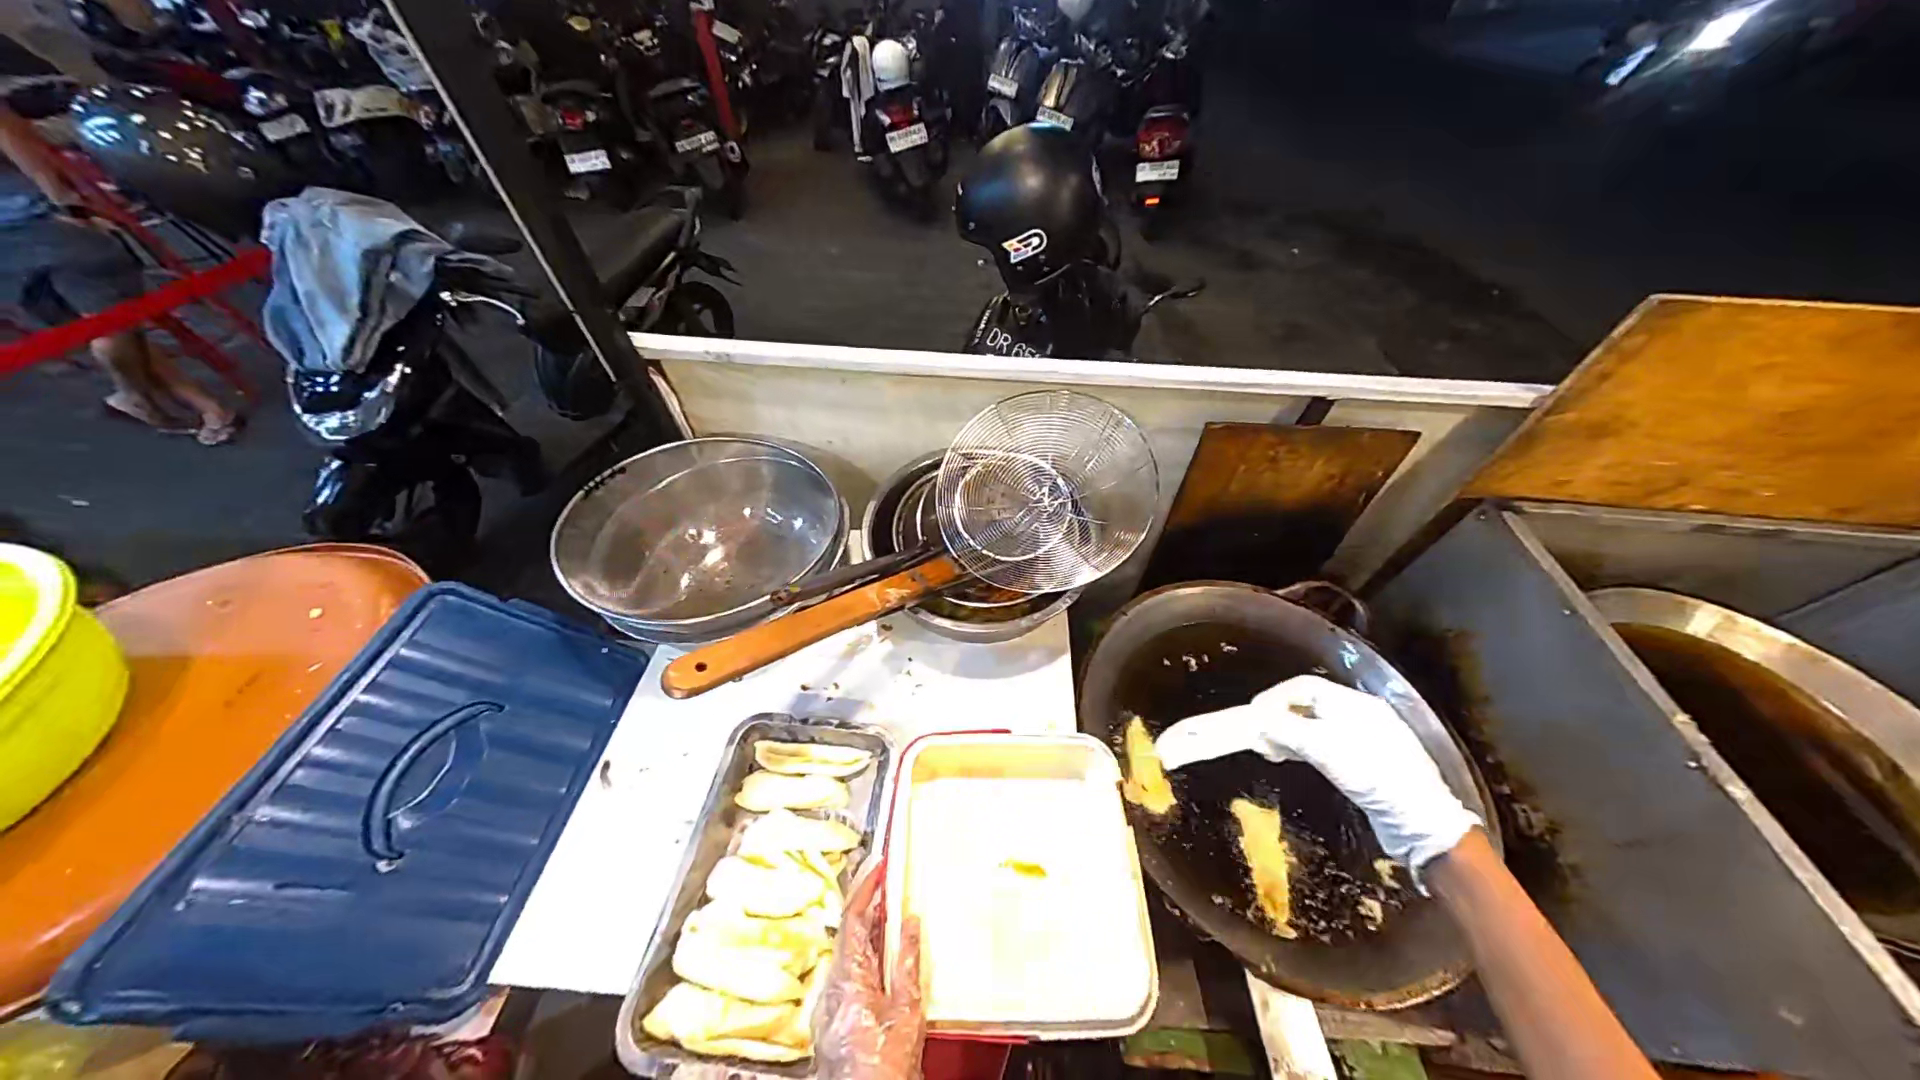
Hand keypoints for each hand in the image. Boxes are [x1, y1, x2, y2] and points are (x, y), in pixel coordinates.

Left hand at [814, 864, 924, 1079]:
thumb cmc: (884, 1066)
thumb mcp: (907, 1010)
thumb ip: (908, 961)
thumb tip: (910, 922)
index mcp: (848, 977)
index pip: (853, 918)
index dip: (865, 887)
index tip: (877, 865)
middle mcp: (831, 986)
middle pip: (849, 932)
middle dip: (869, 906)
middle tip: (887, 884)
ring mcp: (827, 1003)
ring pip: (848, 952)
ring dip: (868, 930)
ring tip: (889, 911)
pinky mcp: (831, 1017)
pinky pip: (847, 972)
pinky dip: (864, 954)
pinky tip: (881, 952)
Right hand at [1155, 674, 1479, 876]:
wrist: (1424, 826)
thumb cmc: (1376, 779)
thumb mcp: (1325, 750)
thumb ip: (1288, 730)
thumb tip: (1257, 720)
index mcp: (1355, 704)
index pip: (1303, 687)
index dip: (1273, 698)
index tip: (1252, 716)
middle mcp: (1361, 716)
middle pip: (1308, 705)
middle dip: (1278, 716)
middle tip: (1257, 734)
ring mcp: (1365, 740)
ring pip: (1314, 726)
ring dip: (1288, 734)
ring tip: (1270, 749)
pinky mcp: (1366, 765)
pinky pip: (1324, 745)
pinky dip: (1303, 749)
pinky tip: (1294, 760)